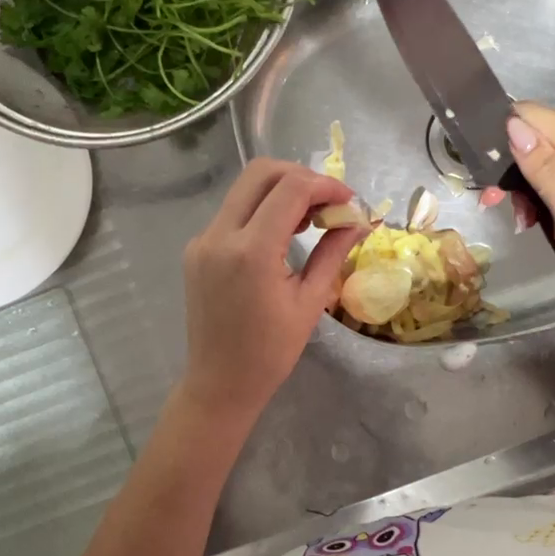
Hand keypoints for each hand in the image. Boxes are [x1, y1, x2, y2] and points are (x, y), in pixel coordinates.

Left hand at [179, 160, 368, 417]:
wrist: (220, 383)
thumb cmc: (270, 352)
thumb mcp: (310, 302)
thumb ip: (333, 253)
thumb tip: (358, 220)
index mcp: (250, 252)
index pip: (290, 189)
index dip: (325, 185)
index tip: (348, 201)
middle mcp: (219, 236)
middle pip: (261, 172)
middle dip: (301, 177)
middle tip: (329, 203)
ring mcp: (202, 240)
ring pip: (244, 188)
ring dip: (280, 191)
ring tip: (311, 219)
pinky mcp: (196, 249)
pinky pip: (232, 212)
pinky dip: (261, 210)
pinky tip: (282, 233)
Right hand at [506, 101, 554, 319]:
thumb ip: (544, 167)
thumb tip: (514, 125)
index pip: (533, 114)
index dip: (503, 135)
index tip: (487, 172)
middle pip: (542, 137)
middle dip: (513, 167)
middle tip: (496, 205)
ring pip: (553, 158)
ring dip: (529, 186)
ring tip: (526, 222)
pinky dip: (548, 193)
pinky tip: (546, 220)